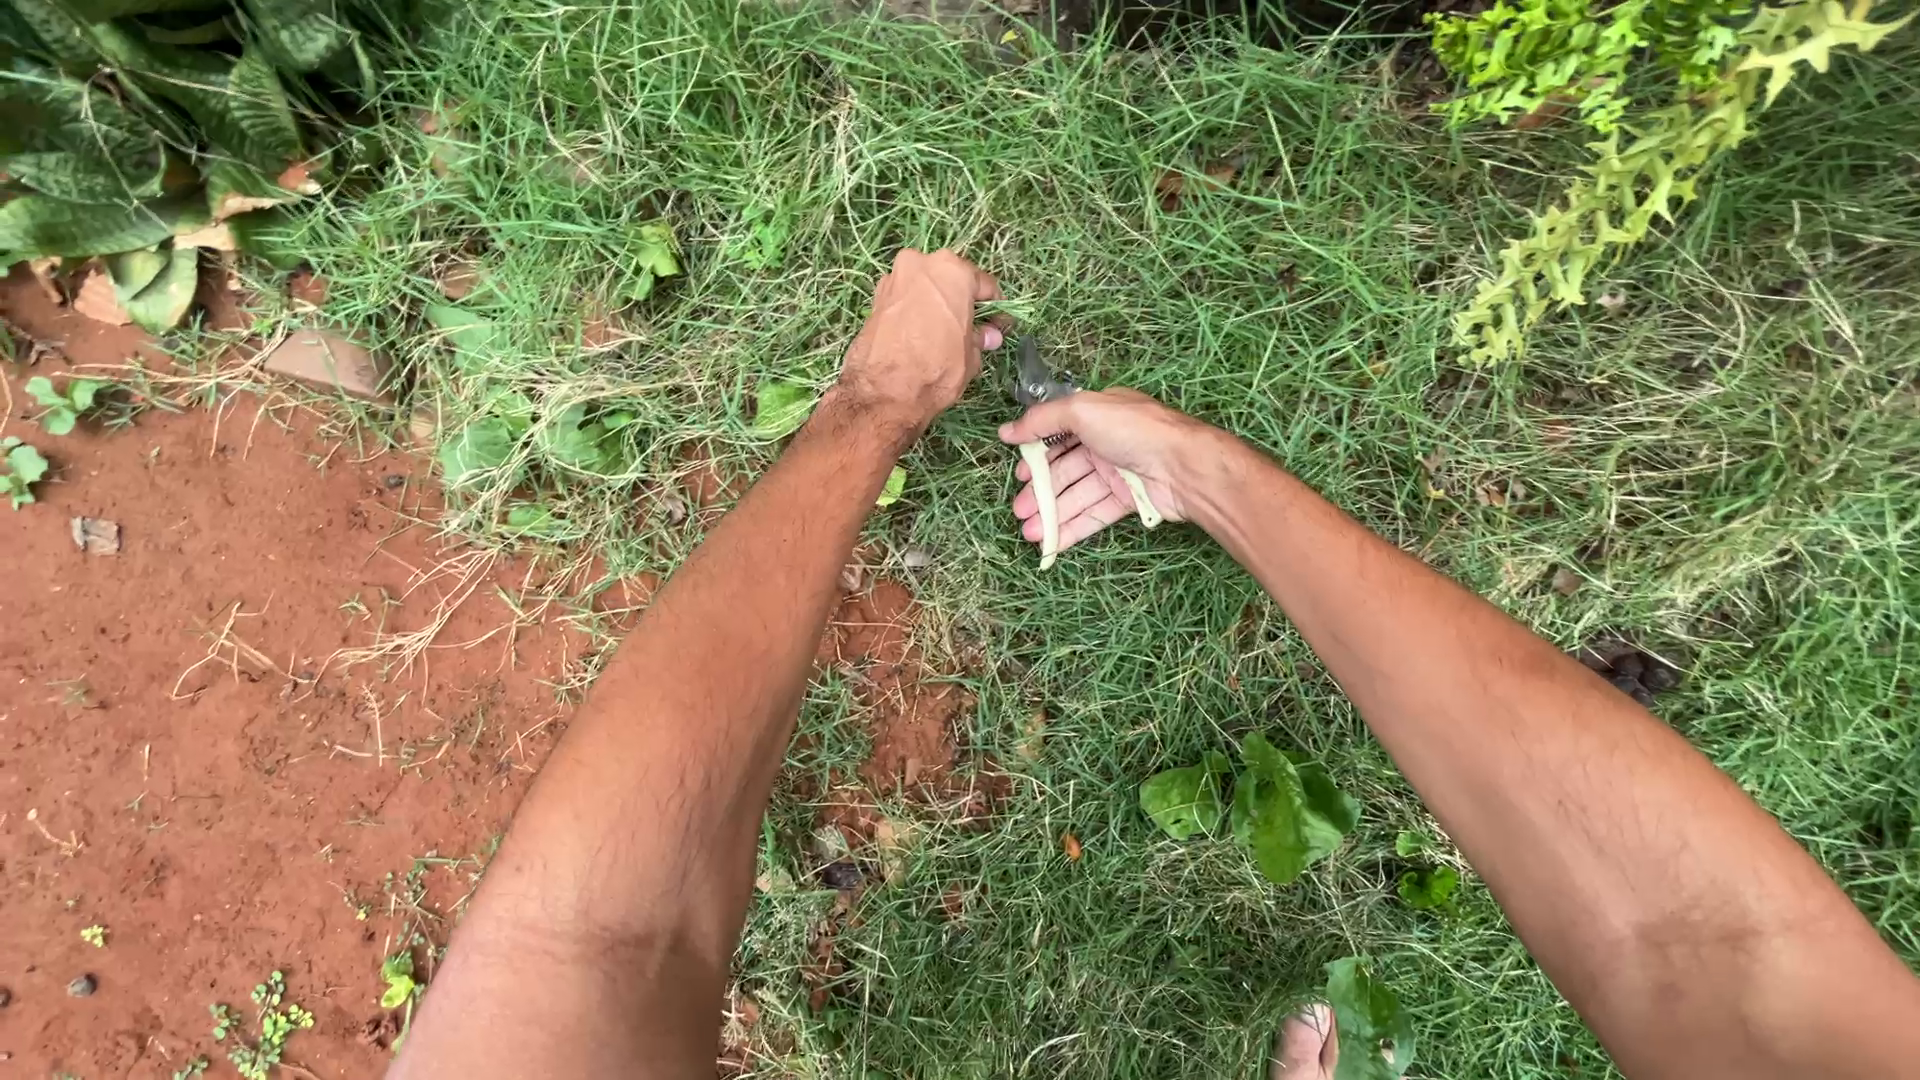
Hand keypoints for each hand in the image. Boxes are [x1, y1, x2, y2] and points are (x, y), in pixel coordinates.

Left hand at [836, 248, 1003, 431]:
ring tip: (945, 338)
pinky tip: (921, 338)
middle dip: (963, 305)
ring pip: (926, 290)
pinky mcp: (875, 299)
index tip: (998, 327)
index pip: (984, 286)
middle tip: (972, 332)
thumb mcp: (970, 356)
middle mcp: (920, 264)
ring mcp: (894, 279)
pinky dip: (916, 314)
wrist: (885, 392)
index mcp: (952, 270)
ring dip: (937, 308)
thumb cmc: (936, 369)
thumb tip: (988, 335)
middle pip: (951, 282)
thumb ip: (980, 339)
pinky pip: (906, 302)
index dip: (995, 310)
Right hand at [997, 388, 1222, 552]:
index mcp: (1097, 416)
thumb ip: (1042, 420)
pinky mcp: (1127, 501)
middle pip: (1065, 470)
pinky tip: (1051, 542)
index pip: (1058, 435)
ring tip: (1030, 532)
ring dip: (1052, 514)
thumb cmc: (1133, 430)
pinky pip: (1094, 514)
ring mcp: (1117, 474)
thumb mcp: (1082, 411)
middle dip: (1040, 491)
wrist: (1184, 467)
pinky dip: (1072, 528)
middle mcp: (1106, 443)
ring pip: (1077, 495)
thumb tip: (1006, 431)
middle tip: (1019, 511)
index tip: (1020, 474)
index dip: (1037, 455)